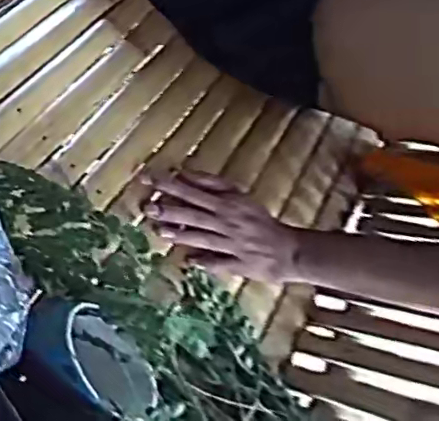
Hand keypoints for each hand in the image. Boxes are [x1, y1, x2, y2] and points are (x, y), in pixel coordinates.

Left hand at [147, 170, 304, 281]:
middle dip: (170, 212)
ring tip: (159, 232)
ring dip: (181, 236)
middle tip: (147, 208)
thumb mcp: (237, 194)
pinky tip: (189, 261)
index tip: (145, 178)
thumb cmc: (257, 218)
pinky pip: (222, 264)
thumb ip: (208, 182)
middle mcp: (227, 224)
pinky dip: (206, 263)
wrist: (293, 251)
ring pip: (204, 239)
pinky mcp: (243, 266)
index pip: (191, 192)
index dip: (168, 185)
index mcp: (225, 205)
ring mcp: (235, 246)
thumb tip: (179, 171)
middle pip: (195, 216)